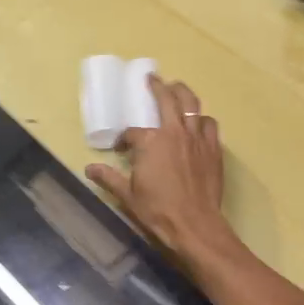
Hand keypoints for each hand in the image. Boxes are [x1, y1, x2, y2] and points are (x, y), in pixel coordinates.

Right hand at [86, 76, 239, 262]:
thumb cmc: (158, 210)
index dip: (125, 139)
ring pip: (192, 104)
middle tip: (153, 79)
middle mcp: (174, 132)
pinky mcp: (213, 148)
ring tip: (177, 88)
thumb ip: (109, 178)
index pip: (133, 132)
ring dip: (183, 93)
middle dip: (158, 86)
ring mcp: (197, 138)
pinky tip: (198, 122)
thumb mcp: (127, 195)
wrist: (195, 225)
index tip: (122, 148)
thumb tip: (89, 170)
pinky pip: (209, 124)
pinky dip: (202, 119)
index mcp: (150, 142)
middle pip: (167, 99)